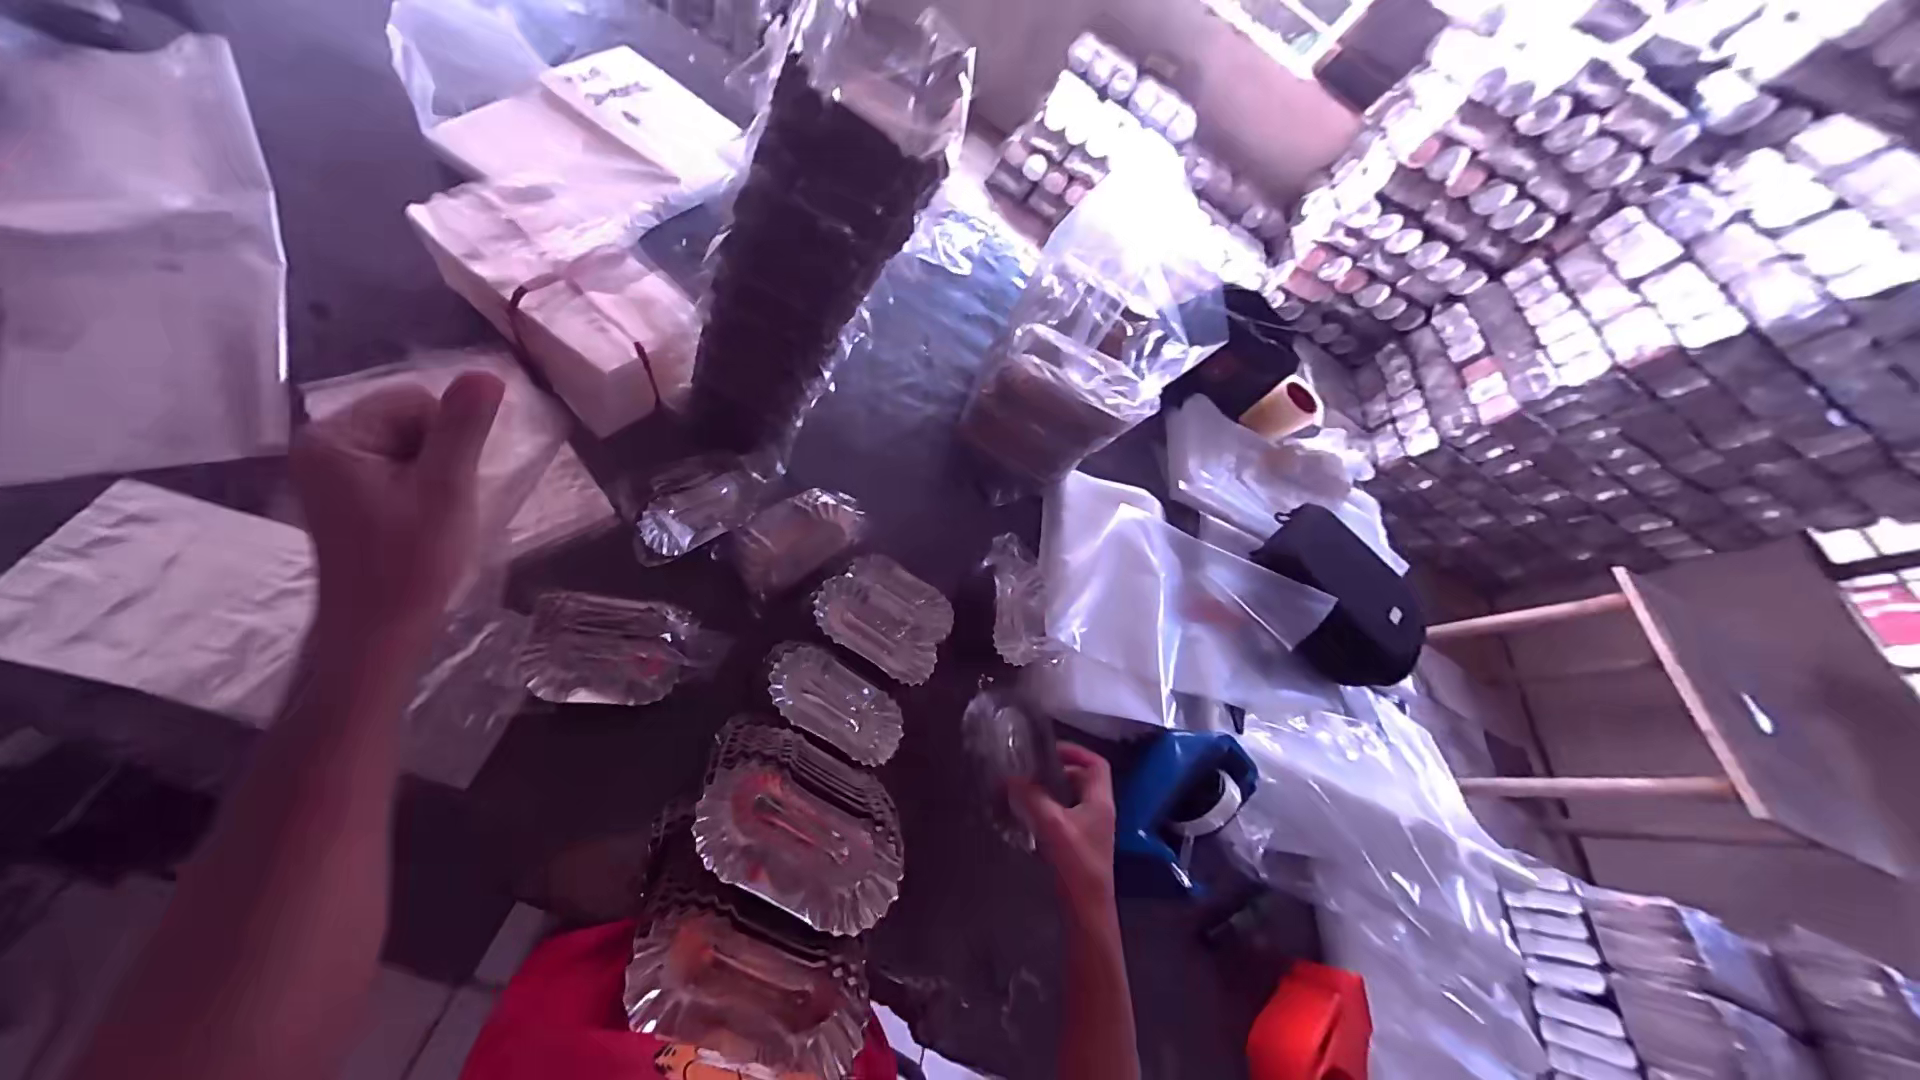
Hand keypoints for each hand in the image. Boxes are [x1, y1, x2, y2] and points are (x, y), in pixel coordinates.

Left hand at [291, 373, 503, 639]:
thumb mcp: (447, 488)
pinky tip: (425, 516)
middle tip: (443, 500)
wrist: (381, 626)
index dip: (450, 438)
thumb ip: (464, 428)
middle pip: (411, 419)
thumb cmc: (413, 559)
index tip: (448, 484)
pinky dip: (423, 485)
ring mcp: (332, 470)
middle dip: (441, 454)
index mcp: (335, 437)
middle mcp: (323, 444)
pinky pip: (399, 465)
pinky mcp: (347, 492)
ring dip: (436, 472)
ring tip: (435, 512)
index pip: (416, 401)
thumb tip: (486, 374)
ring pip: (411, 443)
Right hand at [1013, 743, 1117, 914]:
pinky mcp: (1078, 845)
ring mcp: (1089, 830)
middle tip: (1029, 771)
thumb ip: (1031, 798)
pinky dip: (1045, 811)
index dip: (1075, 751)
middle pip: (1080, 779)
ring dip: (1048, 792)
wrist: (1087, 912)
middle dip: (1055, 772)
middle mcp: (1098, 812)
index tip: (1048, 750)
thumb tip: (1010, 778)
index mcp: (1100, 801)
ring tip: (1023, 791)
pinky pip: (1062, 817)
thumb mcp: (1052, 825)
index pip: (1095, 763)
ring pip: (1069, 799)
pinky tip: (1025, 817)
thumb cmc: (1077, 865)